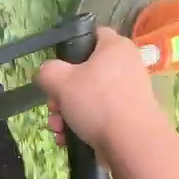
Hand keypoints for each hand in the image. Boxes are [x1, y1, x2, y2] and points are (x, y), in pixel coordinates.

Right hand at [35, 27, 172, 160]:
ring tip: (57, 128)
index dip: (71, 47)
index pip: (92, 35)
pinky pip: (98, 115)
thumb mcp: (61, 81)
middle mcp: (125, 66)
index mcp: (115, 47)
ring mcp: (128, 93)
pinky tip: (67, 139)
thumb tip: (47, 74)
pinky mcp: (127, 117)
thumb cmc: (97, 102)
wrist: (131, 143)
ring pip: (88, 97)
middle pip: (85, 72)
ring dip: (66, 113)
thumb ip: (47, 72)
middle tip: (53, 106)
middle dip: (62, 93)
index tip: (57, 67)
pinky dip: (81, 125)